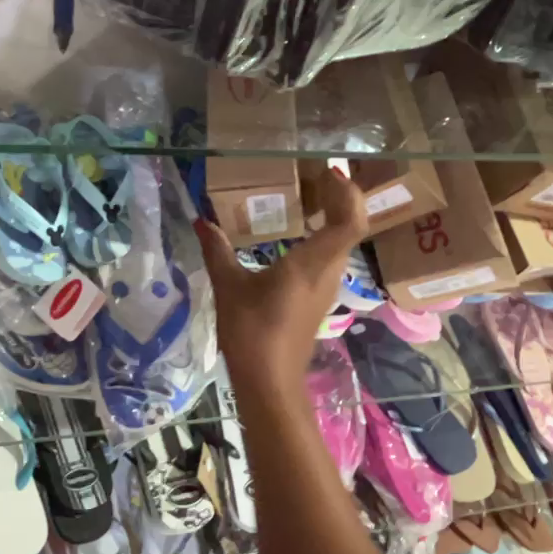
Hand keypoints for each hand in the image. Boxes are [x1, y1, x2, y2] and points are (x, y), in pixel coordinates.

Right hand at [195, 169, 369, 398]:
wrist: (268, 382)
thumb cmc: (251, 332)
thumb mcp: (229, 286)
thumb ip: (217, 250)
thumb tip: (201, 221)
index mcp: (312, 263)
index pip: (350, 221)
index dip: (347, 193)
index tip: (328, 172)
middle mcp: (327, 272)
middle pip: (350, 227)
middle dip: (340, 197)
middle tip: (316, 175)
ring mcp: (326, 287)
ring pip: (341, 243)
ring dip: (333, 216)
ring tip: (308, 195)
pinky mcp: (318, 298)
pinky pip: (329, 256)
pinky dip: (322, 235)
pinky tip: (297, 232)